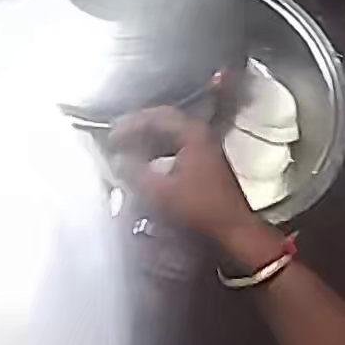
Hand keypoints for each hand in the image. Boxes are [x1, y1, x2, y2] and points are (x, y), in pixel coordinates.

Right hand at [114, 107, 285, 267]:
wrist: (232, 228)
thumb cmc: (198, 208)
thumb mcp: (160, 192)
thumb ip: (135, 173)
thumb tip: (117, 159)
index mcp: (193, 132)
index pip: (158, 116)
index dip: (132, 123)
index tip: (111, 134)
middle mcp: (202, 132)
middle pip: (165, 120)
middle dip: (139, 127)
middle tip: (115, 137)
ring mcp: (206, 144)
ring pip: (171, 133)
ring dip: (148, 139)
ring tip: (126, 148)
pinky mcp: (206, 159)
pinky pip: (177, 145)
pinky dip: (159, 150)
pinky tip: (145, 162)